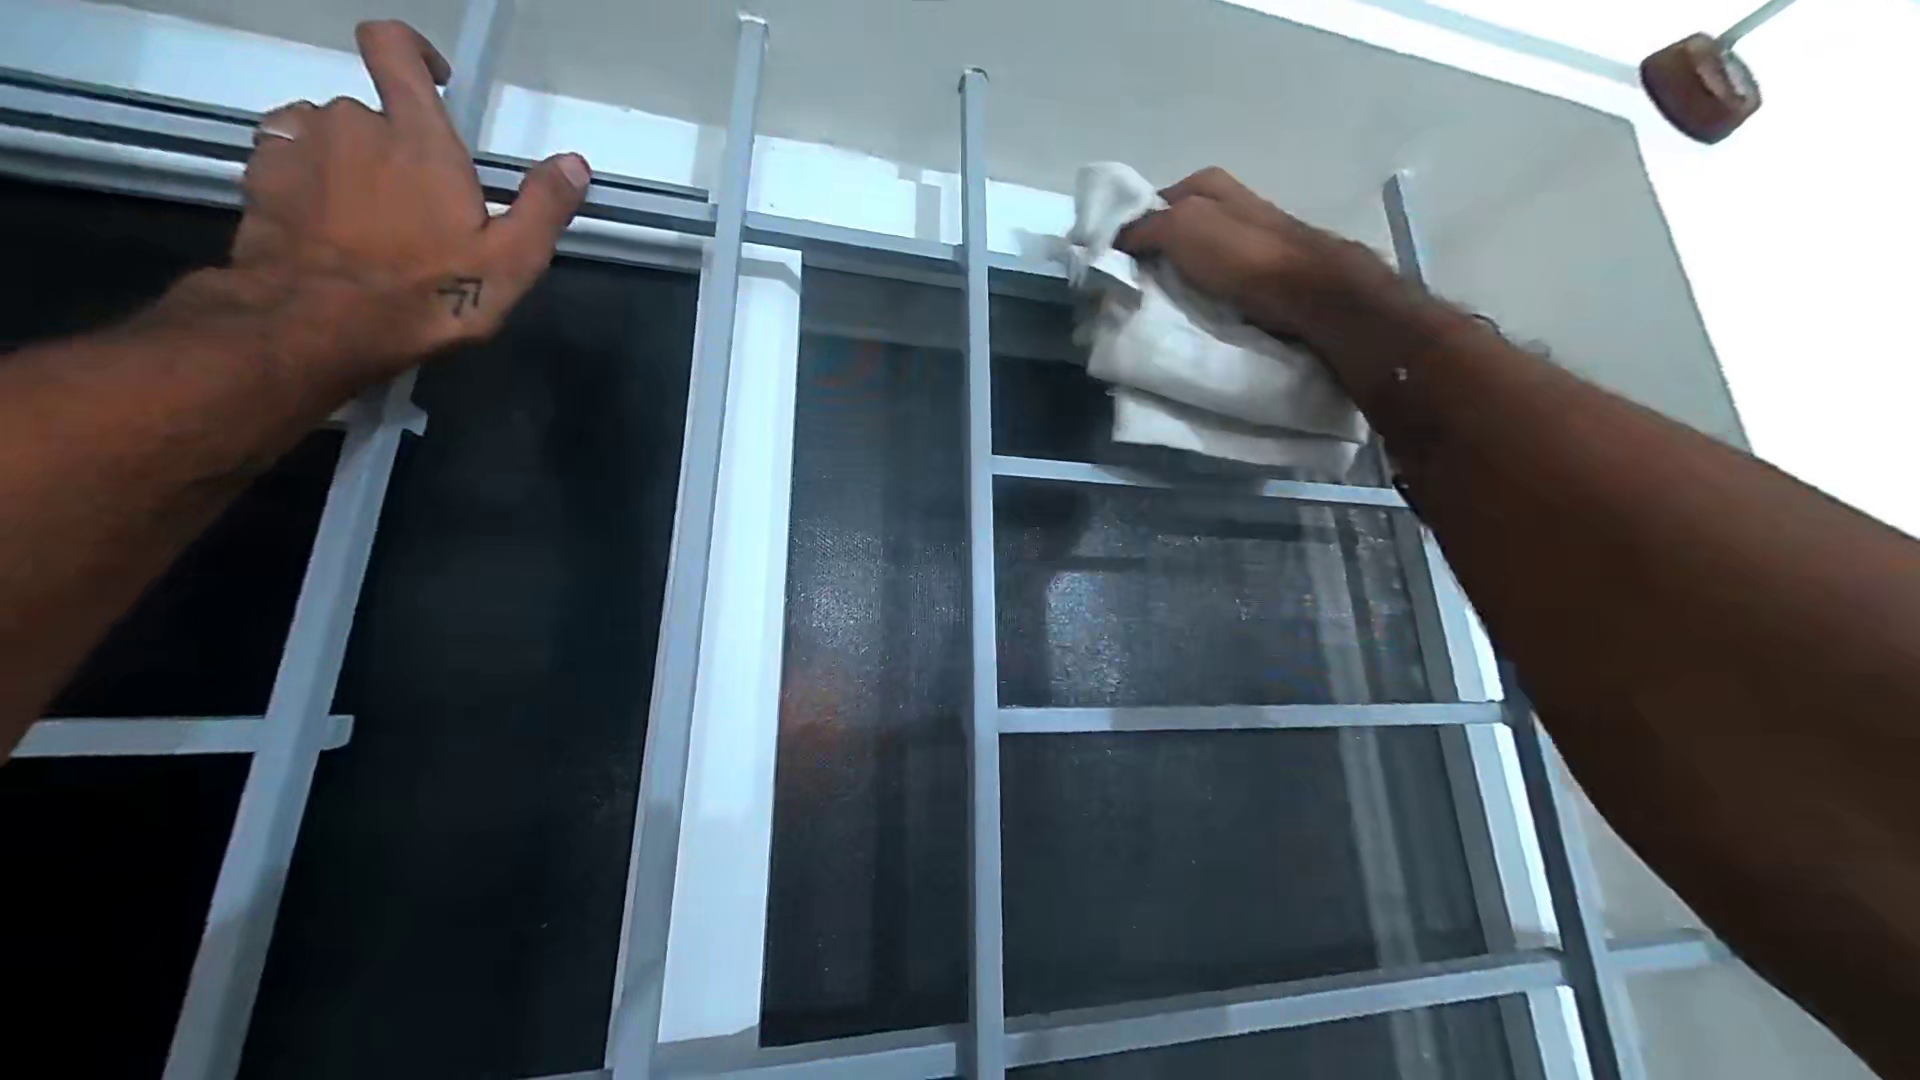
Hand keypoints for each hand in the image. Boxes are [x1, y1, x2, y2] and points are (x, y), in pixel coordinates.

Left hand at [230, 20, 589, 382]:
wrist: (321, 323)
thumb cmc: (432, 291)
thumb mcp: (512, 260)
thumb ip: (544, 206)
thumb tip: (575, 163)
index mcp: (417, 138)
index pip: (392, 48)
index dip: (413, 50)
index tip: (436, 79)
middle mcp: (351, 123)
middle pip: (376, 114)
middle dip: (401, 148)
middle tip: (426, 208)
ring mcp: (299, 145)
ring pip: (333, 135)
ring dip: (357, 163)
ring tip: (379, 220)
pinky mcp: (261, 175)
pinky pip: (293, 157)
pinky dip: (316, 179)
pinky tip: (335, 224)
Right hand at [1115, 167, 1397, 349]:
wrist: (1300, 290)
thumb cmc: (1238, 253)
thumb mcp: (1179, 227)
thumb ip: (1141, 228)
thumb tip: (1110, 239)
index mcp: (1202, 182)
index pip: (1146, 205)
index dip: (1124, 232)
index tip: (1106, 263)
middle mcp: (1219, 202)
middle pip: (1164, 230)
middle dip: (1143, 255)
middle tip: (1123, 284)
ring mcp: (1233, 236)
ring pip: (1182, 255)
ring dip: (1164, 276)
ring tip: (1146, 299)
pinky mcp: (1243, 267)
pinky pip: (1201, 276)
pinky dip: (1187, 289)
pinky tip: (1177, 305)